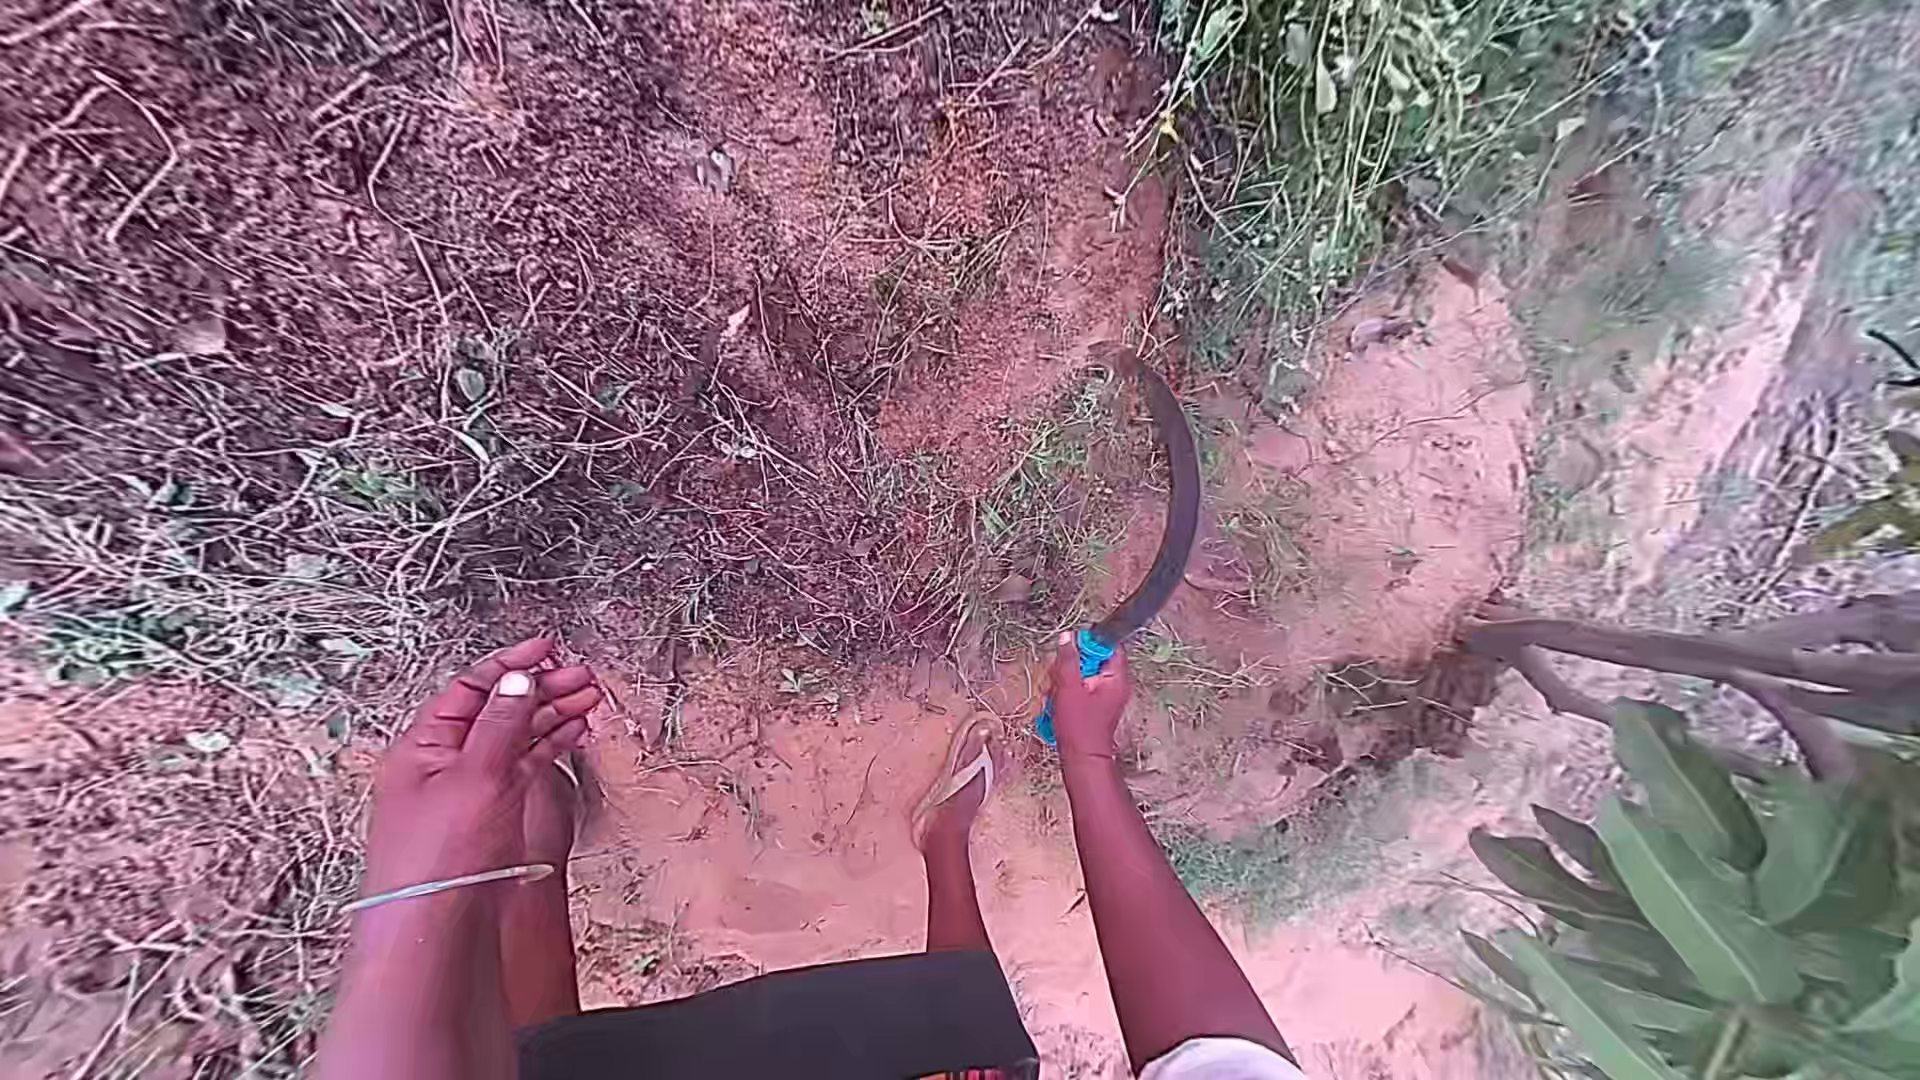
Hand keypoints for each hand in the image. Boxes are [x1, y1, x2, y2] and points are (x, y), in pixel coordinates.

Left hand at [361, 638, 601, 897]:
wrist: (441, 921)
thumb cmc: (441, 853)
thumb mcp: (475, 775)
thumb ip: (500, 723)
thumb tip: (518, 679)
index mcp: (426, 746)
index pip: (471, 689)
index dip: (509, 665)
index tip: (546, 649)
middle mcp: (449, 759)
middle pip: (502, 708)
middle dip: (543, 687)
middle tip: (582, 675)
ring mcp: (476, 781)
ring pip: (521, 732)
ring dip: (555, 711)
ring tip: (590, 697)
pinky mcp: (499, 801)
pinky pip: (531, 758)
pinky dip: (555, 741)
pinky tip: (576, 729)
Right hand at [1050, 631, 1130, 760]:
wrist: (1081, 756)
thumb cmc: (1079, 727)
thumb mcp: (1069, 686)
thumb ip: (1068, 659)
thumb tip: (1067, 638)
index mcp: (1116, 677)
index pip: (1109, 645)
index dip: (1089, 642)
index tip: (1073, 647)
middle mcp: (1116, 684)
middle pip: (1093, 658)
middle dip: (1072, 664)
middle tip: (1061, 675)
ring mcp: (1106, 694)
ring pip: (1084, 672)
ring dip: (1066, 678)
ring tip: (1058, 692)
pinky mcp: (1096, 703)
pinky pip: (1081, 686)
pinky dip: (1068, 690)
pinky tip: (1059, 700)